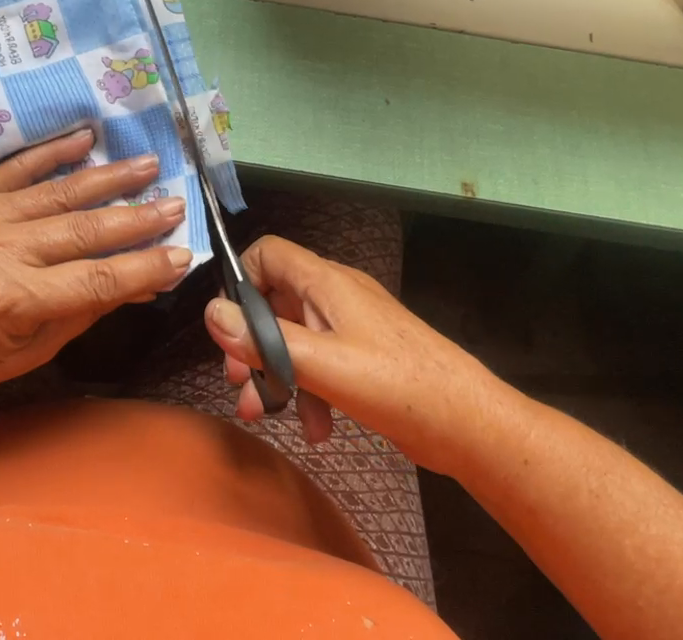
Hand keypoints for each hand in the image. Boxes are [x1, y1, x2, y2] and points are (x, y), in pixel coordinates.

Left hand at [0, 129, 189, 404]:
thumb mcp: (38, 347)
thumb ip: (91, 307)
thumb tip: (147, 281)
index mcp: (14, 296)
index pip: (97, 278)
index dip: (144, 267)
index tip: (183, 255)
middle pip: (84, 229)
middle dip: (137, 218)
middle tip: (176, 205)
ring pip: (60, 192)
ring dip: (109, 178)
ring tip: (149, 165)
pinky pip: (18, 168)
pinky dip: (53, 152)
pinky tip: (86, 139)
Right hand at [205, 235, 515, 474]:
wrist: (472, 427)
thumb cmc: (397, 386)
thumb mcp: (322, 364)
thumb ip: (264, 339)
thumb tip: (210, 313)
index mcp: (326, 283)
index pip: (267, 253)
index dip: (241, 280)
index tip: (229, 325)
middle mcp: (336, 296)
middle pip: (274, 301)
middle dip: (251, 341)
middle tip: (239, 380)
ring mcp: (351, 327)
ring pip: (294, 337)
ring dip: (275, 374)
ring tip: (264, 413)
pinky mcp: (363, 358)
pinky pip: (319, 362)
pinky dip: (307, 390)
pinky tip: (316, 429)